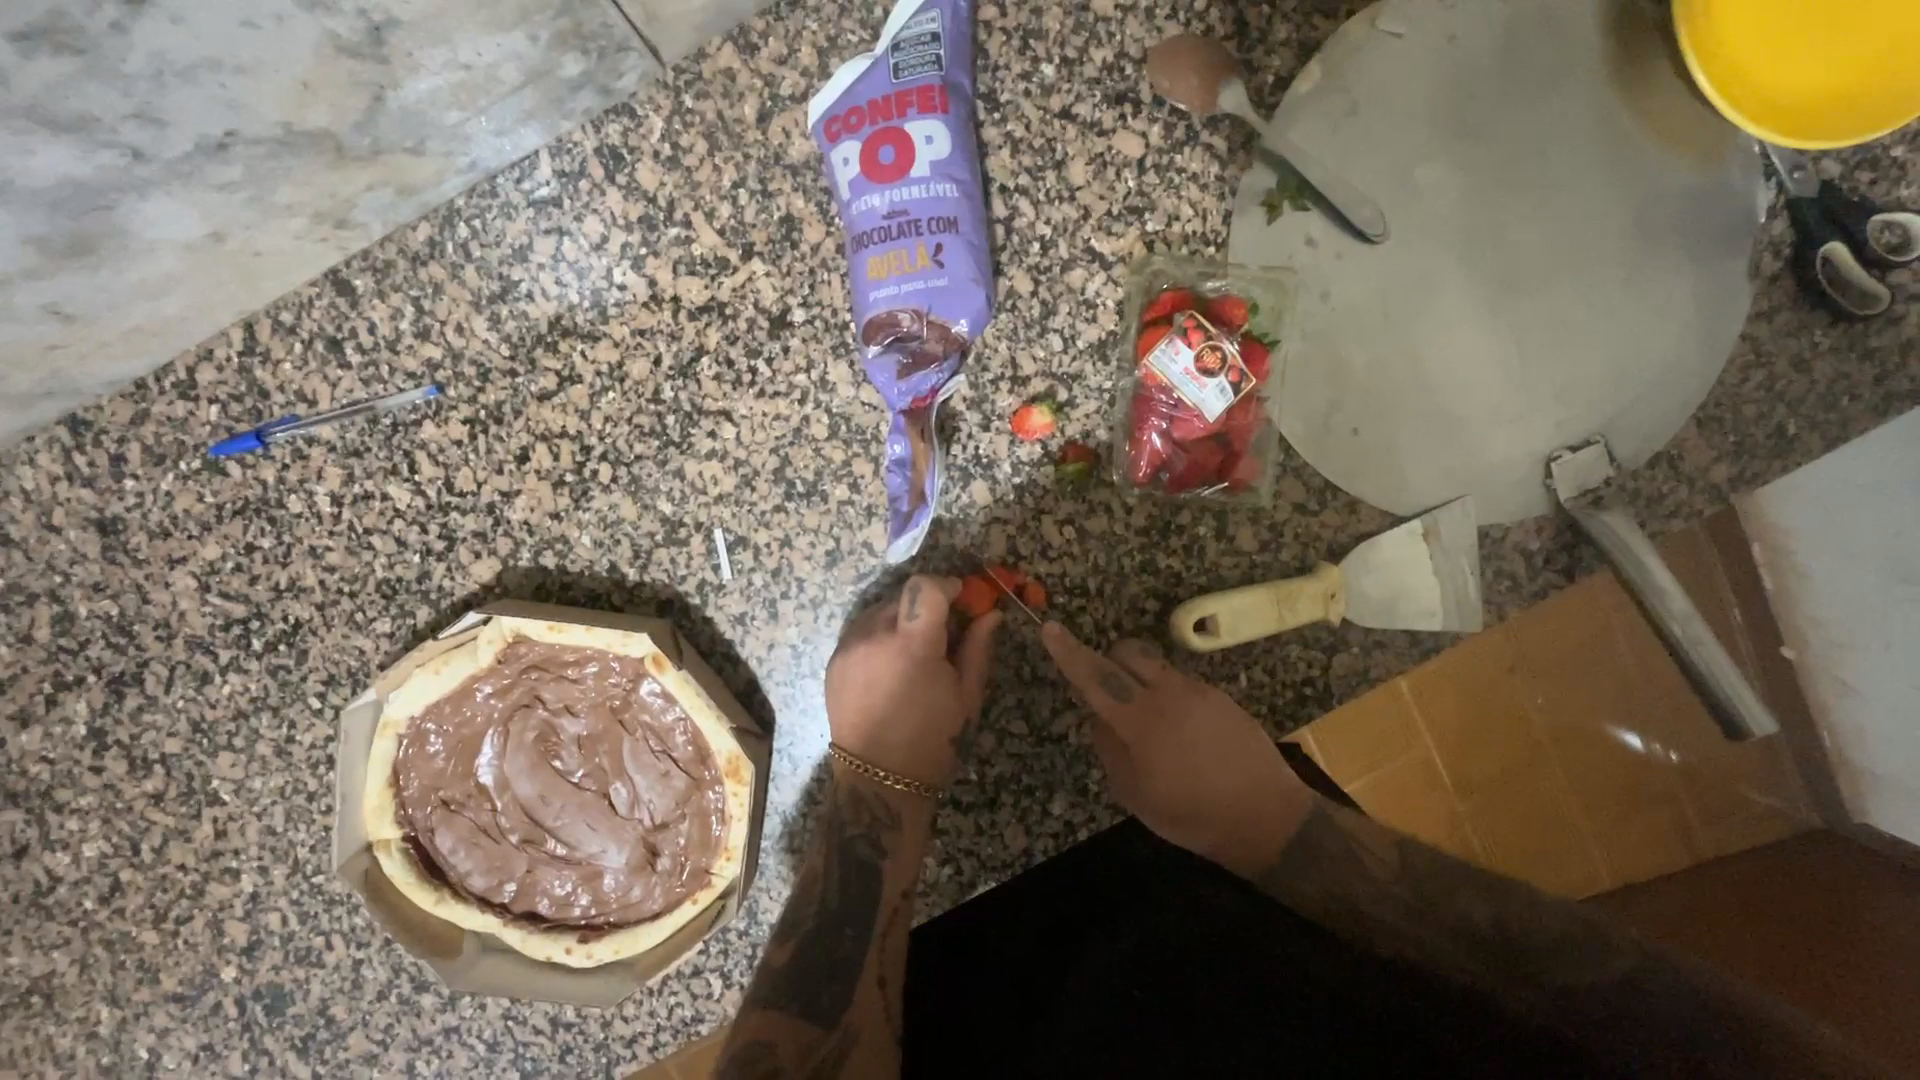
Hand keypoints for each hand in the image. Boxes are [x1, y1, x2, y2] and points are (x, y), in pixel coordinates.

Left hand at [826, 575, 1002, 789]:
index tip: (961, 597)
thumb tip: (992, 614)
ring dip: (901, 619)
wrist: (878, 780)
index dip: (946, 585)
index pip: (924, 586)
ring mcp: (849, 647)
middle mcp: (874, 636)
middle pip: (903, 596)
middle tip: (943, 633)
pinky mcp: (834, 660)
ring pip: (880, 610)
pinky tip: (890, 663)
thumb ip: (978, 648)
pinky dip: (880, 635)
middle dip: (926, 606)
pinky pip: (861, 630)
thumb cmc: (932, 742)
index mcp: (913, 645)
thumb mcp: (966, 696)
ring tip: (914, 651)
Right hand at [1041, 622, 1312, 878]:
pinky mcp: (1220, 695)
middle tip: (1107, 692)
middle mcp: (1167, 693)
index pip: (1094, 676)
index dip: (1068, 652)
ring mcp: (1197, 690)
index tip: (1050, 628)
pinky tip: (1182, 731)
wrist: (1266, 816)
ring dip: (1139, 677)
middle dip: (1107, 661)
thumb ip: (1109, 748)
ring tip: (1149, 719)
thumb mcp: (1135, 794)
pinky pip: (1181, 681)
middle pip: (1125, 653)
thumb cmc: (1191, 815)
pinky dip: (1168, 693)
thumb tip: (1098, 717)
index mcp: (1139, 720)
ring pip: (1155, 665)